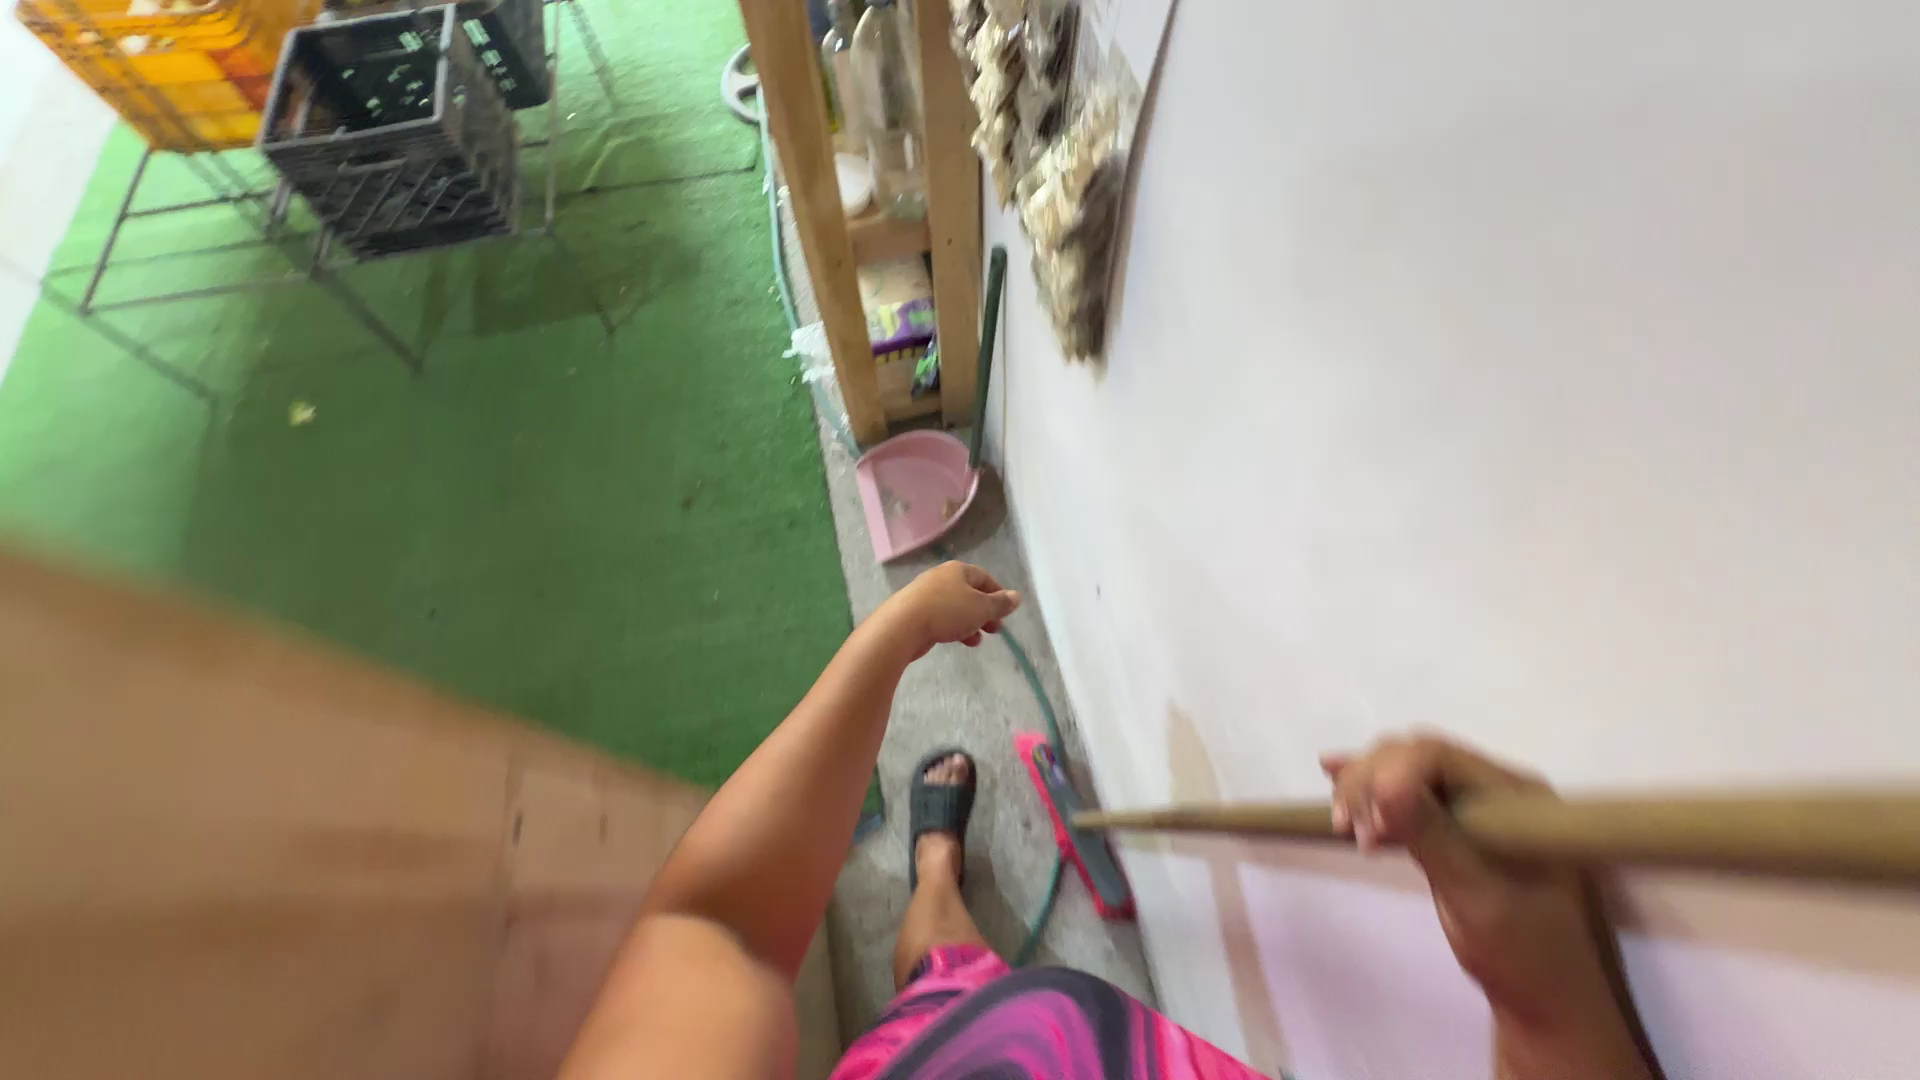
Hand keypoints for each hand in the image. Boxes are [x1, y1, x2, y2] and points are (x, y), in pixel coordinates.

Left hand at [882, 562, 1021, 658]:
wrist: (902, 626)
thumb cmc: (947, 611)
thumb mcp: (981, 608)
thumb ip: (1000, 604)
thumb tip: (1016, 596)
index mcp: (958, 570)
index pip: (984, 577)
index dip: (998, 593)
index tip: (1006, 611)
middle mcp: (941, 578)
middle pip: (969, 593)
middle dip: (985, 612)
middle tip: (996, 628)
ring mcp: (926, 595)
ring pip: (956, 608)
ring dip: (971, 623)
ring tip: (978, 640)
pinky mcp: (915, 612)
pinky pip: (941, 618)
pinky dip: (954, 628)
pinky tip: (960, 642)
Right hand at [1322, 735, 1652, 1078]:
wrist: (1543, 997)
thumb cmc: (1520, 948)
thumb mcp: (1474, 892)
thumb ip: (1430, 832)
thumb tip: (1380, 782)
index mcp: (1515, 793)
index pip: (1436, 754)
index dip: (1390, 775)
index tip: (1370, 826)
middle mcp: (1494, 786)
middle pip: (1412, 755)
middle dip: (1369, 783)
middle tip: (1352, 833)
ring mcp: (1473, 801)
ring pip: (1399, 768)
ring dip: (1363, 789)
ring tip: (1347, 829)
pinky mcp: (1451, 818)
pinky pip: (1402, 788)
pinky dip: (1367, 787)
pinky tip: (1332, 773)